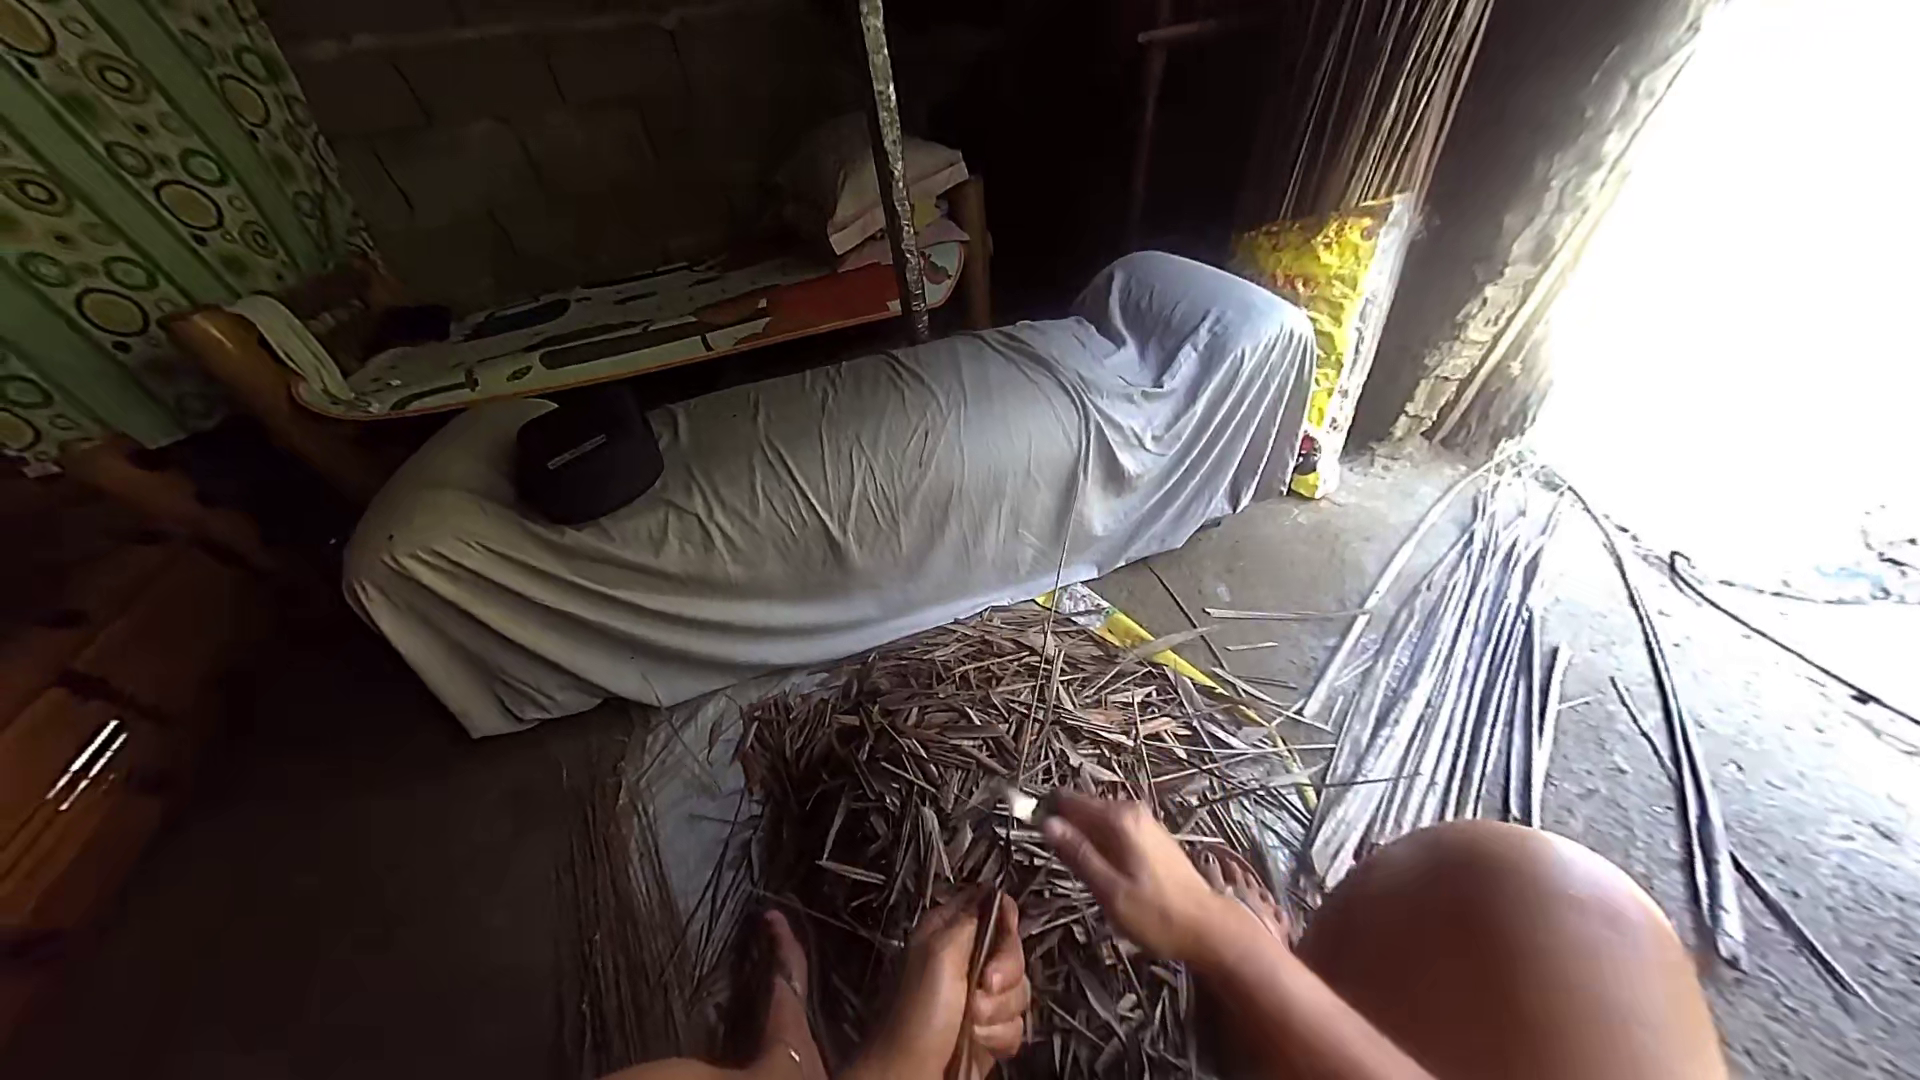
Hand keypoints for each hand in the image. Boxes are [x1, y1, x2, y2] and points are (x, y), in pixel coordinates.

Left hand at [855, 890, 1029, 1079]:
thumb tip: (992, 890)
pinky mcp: (990, 1029)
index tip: (1004, 933)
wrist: (910, 1079)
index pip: (991, 905)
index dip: (1004, 917)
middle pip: (1011, 947)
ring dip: (999, 1010)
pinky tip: (979, 1041)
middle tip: (982, 986)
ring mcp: (980, 995)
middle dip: (1004, 971)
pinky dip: (1000, 1035)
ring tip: (972, 1021)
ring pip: (1018, 988)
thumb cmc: (917, 1016)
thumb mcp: (940, 953)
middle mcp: (967, 958)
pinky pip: (1017, 1024)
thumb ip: (970, 919)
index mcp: (950, 930)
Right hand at [1040, 792, 1246, 961]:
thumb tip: (1047, 824)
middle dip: (1068, 831)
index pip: (1068, 799)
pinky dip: (1103, 845)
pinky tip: (1110, 875)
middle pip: (1083, 808)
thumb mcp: (1110, 891)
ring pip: (1098, 820)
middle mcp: (1130, 810)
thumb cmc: (1157, 915)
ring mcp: (1143, 820)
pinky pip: (1114, 829)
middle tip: (1071, 871)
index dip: (1048, 814)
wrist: (1210, 930)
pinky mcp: (1151, 834)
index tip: (1037, 838)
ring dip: (1086, 841)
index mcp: (1118, 818)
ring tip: (1091, 877)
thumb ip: (1077, 854)